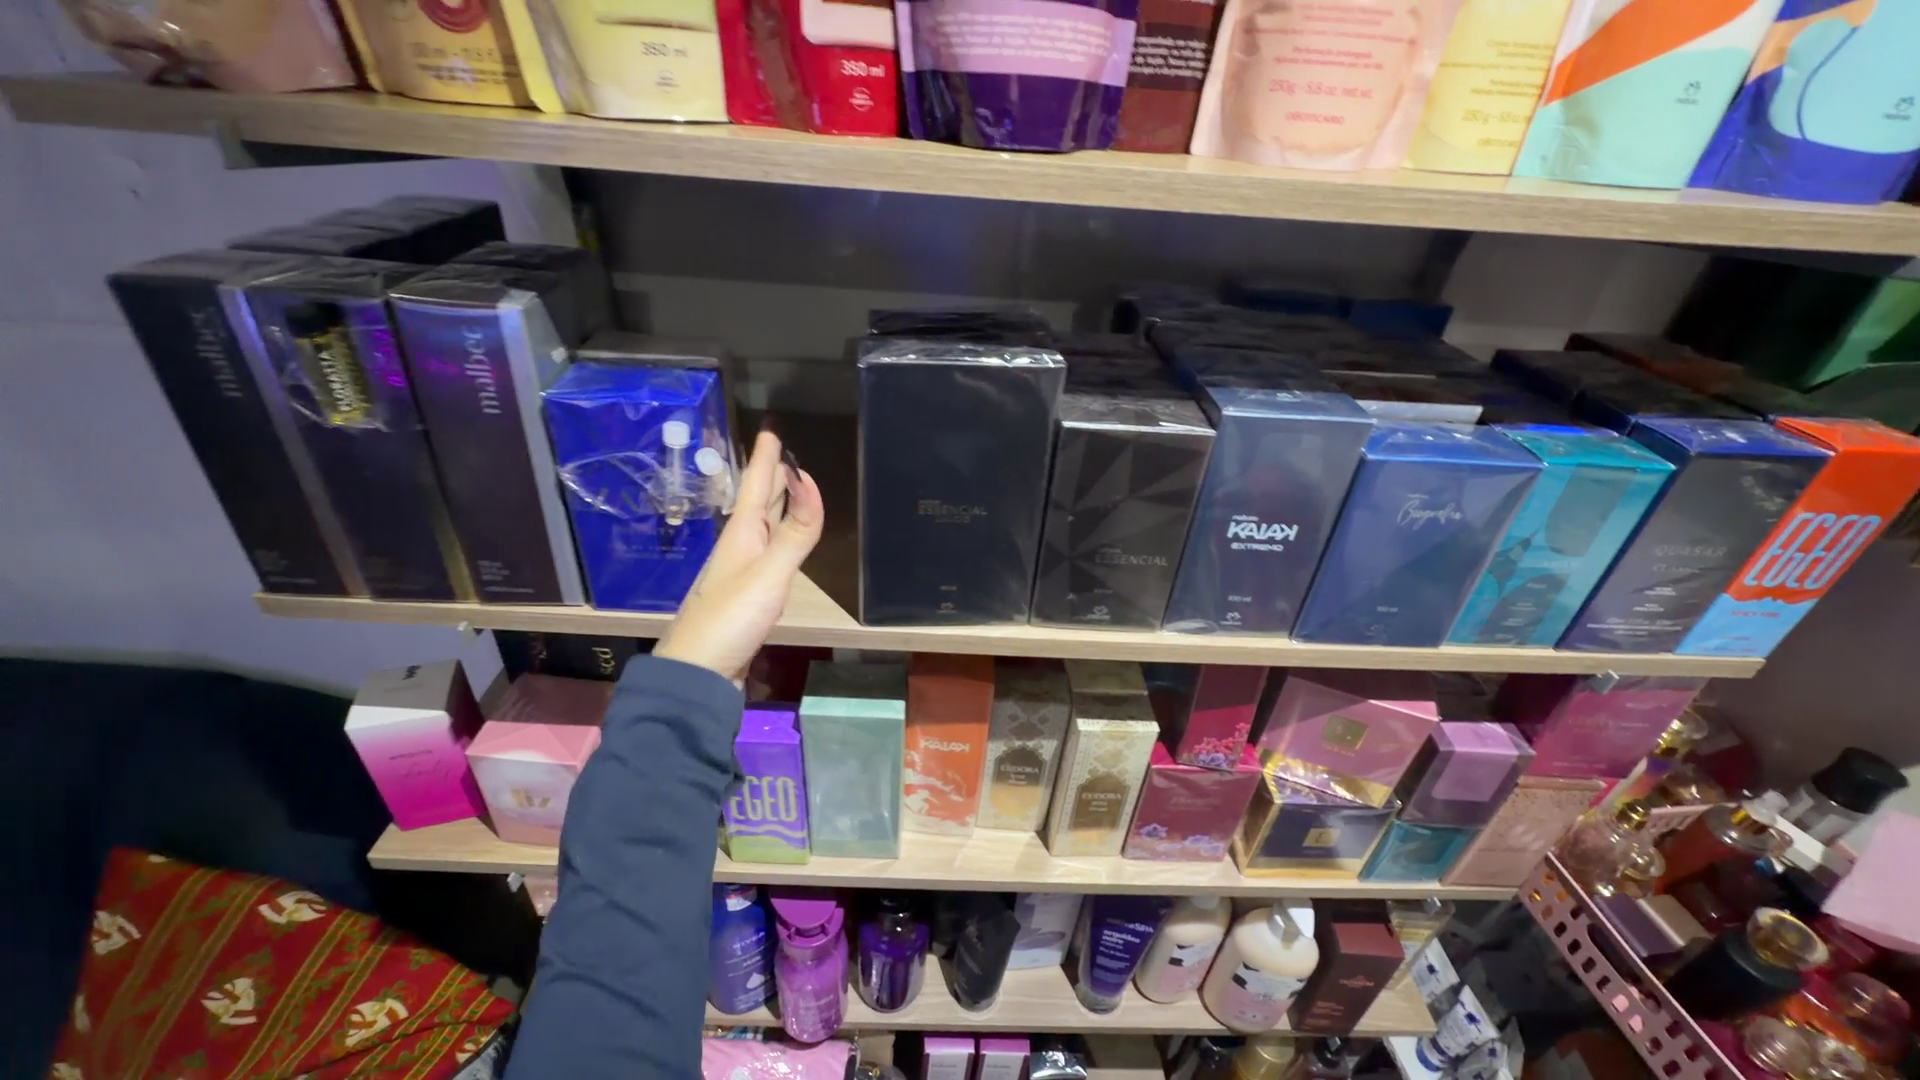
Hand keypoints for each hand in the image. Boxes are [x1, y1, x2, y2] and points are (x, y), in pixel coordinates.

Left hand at [653, 431, 823, 686]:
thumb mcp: (768, 574)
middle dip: (773, 476)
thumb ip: (794, 532)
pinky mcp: (750, 596)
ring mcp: (743, 572)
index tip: (771, 429)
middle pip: (759, 503)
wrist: (700, 673)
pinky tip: (784, 541)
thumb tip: (810, 478)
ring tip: (790, 486)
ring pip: (764, 527)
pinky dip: (781, 537)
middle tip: (784, 452)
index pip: (757, 486)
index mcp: (742, 535)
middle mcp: (741, 547)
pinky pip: (770, 553)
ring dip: (777, 504)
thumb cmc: (731, 619)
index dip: (766, 458)